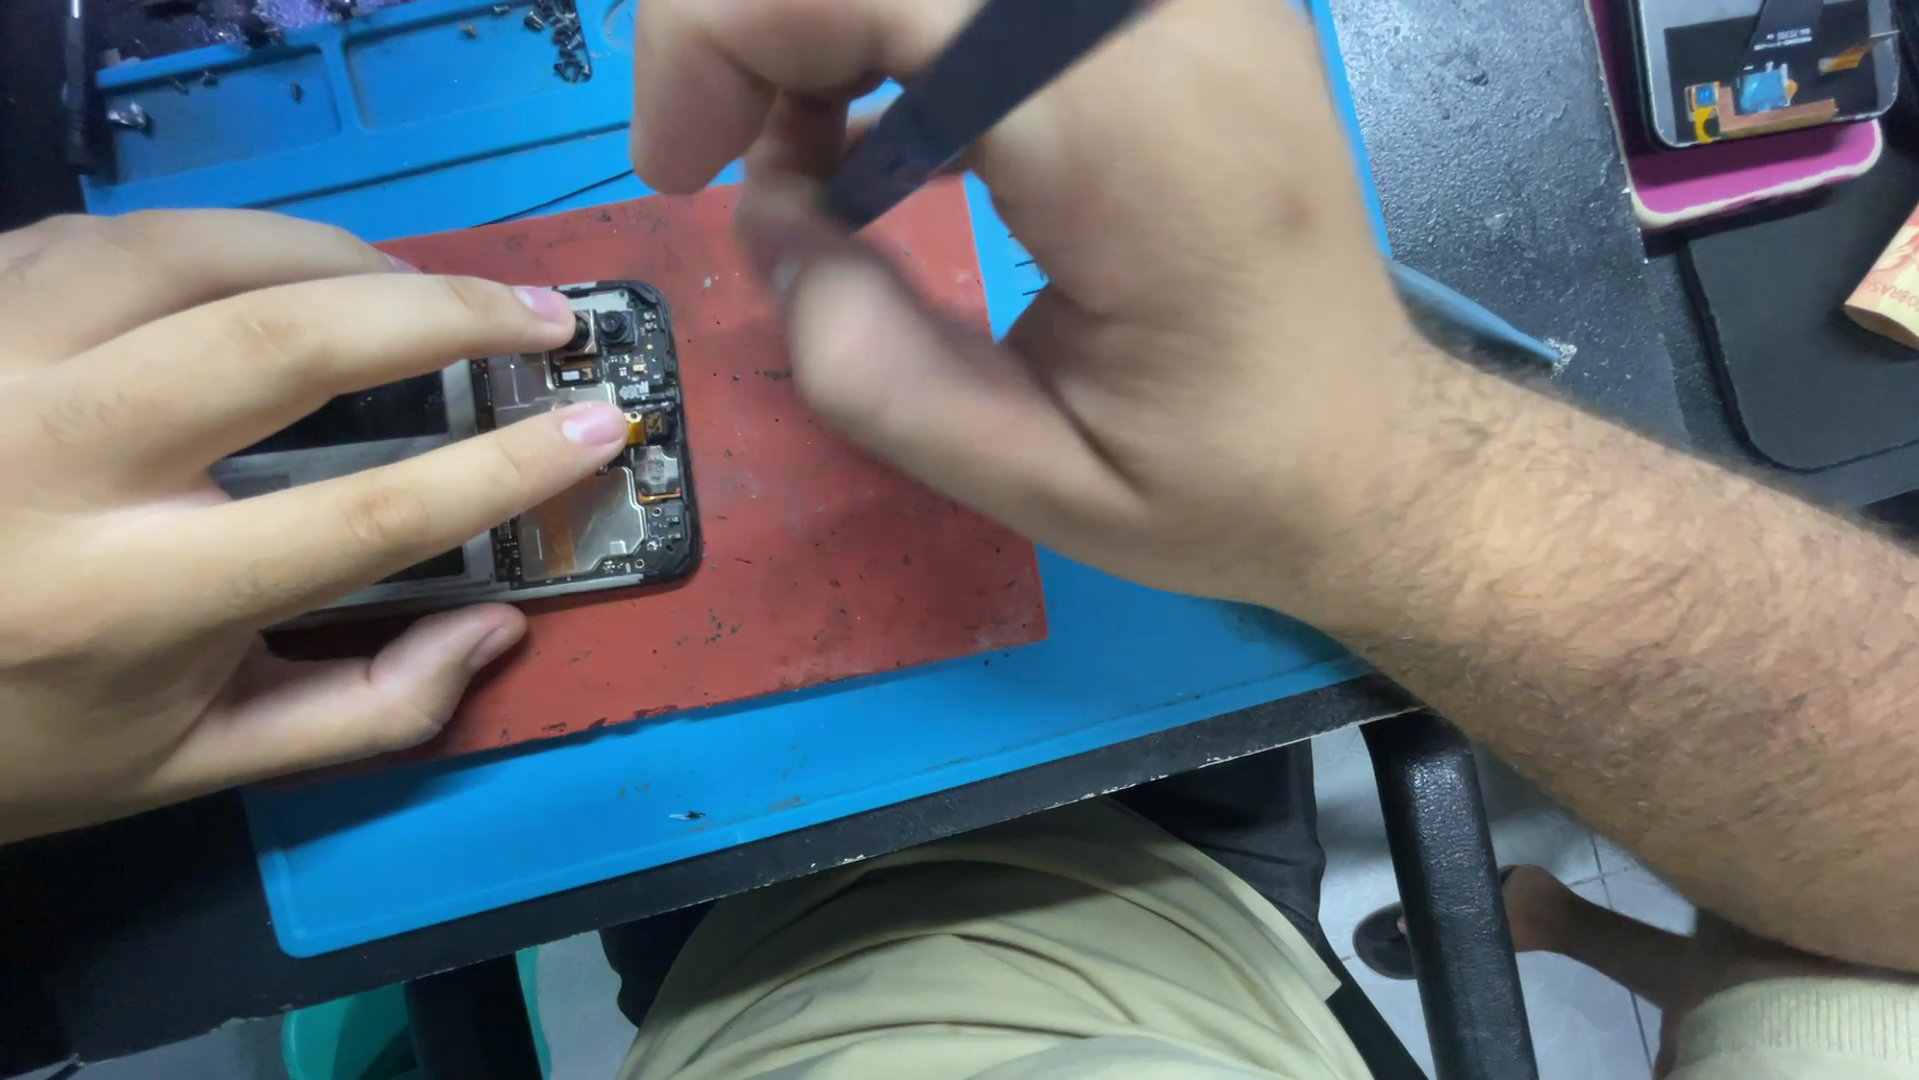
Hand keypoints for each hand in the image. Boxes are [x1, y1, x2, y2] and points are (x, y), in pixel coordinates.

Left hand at [0, 210, 631, 842]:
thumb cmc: (13, 740)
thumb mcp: (204, 762)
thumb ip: (375, 708)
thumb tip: (500, 625)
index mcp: (129, 602)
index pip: (373, 516)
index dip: (510, 467)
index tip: (601, 424)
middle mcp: (36, 468)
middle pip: (279, 345)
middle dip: (444, 314)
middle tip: (541, 314)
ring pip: (182, 255)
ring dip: (342, 255)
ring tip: (427, 284)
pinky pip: (99, 237)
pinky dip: (230, 243)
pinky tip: (296, 274)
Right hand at [630, 0, 1432, 609]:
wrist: (1369, 459)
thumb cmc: (1221, 489)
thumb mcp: (1038, 487)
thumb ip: (881, 376)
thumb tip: (772, 234)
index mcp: (1139, 143)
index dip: (727, 29)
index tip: (679, 165)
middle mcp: (1177, 22)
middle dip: (767, 18)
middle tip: (744, 165)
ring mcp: (1194, 0)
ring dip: (838, 23)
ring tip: (818, 170)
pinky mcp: (1185, 16)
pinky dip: (906, 30)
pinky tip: (901, 139)